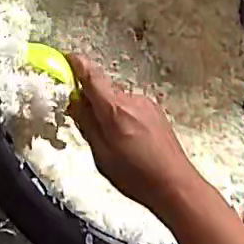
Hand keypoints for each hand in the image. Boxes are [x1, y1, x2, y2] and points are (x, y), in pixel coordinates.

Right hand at [66, 53, 205, 214]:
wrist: (175, 185)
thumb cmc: (139, 176)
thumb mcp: (101, 154)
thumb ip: (87, 124)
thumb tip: (75, 104)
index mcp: (115, 109)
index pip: (92, 76)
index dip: (77, 65)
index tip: (68, 59)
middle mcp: (132, 100)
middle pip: (104, 89)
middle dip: (91, 101)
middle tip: (85, 122)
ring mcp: (146, 104)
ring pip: (117, 100)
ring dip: (109, 112)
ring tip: (113, 142)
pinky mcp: (155, 111)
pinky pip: (131, 107)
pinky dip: (124, 117)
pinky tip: (128, 141)